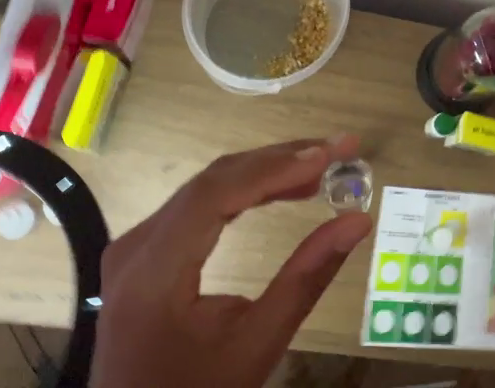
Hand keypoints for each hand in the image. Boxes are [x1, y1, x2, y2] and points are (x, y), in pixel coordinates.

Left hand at [91, 135, 375, 387]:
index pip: (216, 195)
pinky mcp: (144, 251)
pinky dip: (245, 189)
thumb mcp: (256, 346)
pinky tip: (282, 188)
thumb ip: (306, 278)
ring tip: (322, 166)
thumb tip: (358, 221)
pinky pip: (199, 203)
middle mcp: (136, 247)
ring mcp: (135, 247)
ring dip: (266, 169)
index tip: (330, 154)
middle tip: (339, 149)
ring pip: (207, 186)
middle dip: (280, 159)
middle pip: (213, 181)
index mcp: (153, 273)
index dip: (275, 167)